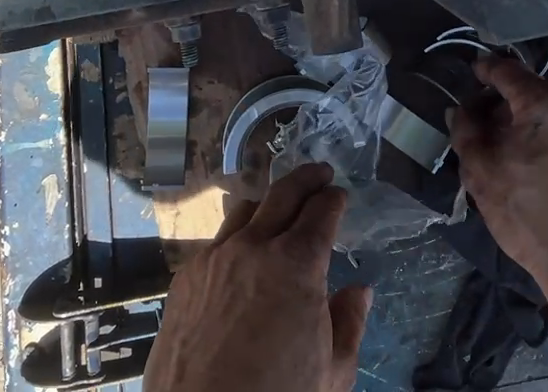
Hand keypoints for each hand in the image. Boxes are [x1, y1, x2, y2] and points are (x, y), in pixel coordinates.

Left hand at [145, 162, 372, 391]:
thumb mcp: (332, 373)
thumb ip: (349, 324)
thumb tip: (360, 290)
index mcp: (297, 264)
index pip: (322, 210)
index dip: (334, 200)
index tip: (340, 196)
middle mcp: (255, 247)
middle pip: (284, 193)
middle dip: (307, 179)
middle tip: (320, 174)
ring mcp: (215, 257)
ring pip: (245, 209)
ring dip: (267, 204)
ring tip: (278, 212)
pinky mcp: (187, 275)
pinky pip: (217, 241)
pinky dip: (237, 238)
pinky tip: (242, 257)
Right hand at [447, 54, 547, 283]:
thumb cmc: (532, 216)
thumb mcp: (482, 172)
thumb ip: (465, 130)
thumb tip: (463, 109)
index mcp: (547, 101)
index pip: (507, 70)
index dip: (485, 69)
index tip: (473, 73)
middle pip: (534, 92)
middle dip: (509, 105)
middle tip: (489, 128)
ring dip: (536, 124)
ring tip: (520, 154)